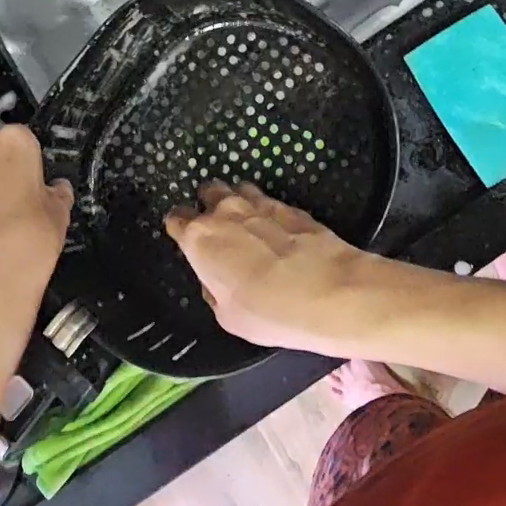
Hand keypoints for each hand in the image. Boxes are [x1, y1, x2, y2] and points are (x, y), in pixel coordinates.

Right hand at [164, 182, 381, 354]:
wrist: (328, 290)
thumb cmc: (268, 311)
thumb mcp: (227, 316)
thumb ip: (213, 288)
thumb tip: (216, 278)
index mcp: (200, 237)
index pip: (176, 219)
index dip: (180, 228)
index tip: (186, 240)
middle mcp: (225, 211)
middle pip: (208, 192)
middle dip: (209, 205)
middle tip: (219, 230)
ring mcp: (260, 203)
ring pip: (238, 190)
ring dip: (238, 203)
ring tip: (248, 226)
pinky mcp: (290, 205)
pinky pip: (267, 201)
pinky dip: (265, 212)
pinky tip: (277, 233)